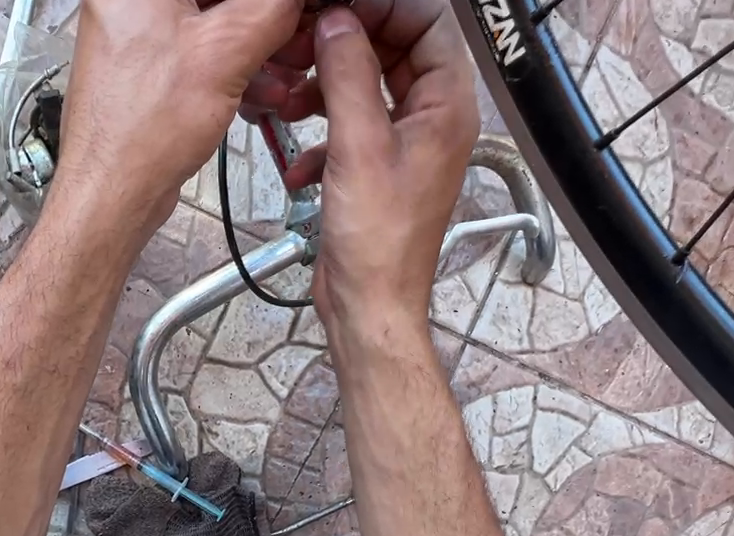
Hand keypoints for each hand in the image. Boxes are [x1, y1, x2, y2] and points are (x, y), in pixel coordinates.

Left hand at [55, 0, 302, 235]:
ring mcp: (137, 37)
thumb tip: (294, 1)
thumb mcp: (223, 54)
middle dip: (265, 19)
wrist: (111, 196)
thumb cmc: (141, 132)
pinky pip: (199, 57)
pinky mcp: (148, 74)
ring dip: (258, 48)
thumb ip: (269, 10)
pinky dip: (233, 71)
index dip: (265, 1)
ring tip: (289, 72)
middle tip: (297, 39)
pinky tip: (264, 94)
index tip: (292, 12)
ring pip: (211, 25)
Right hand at [255, 0, 479, 323]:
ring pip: (364, 93)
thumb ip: (348, 75)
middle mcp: (430, 122)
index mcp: (445, 106)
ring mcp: (403, 150)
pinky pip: (348, 136)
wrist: (369, 308)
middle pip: (391, 52)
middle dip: (343, 47)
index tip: (331, 10)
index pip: (426, 21)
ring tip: (288, 103)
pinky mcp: (375, 176)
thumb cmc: (377, 241)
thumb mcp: (359, 147)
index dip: (380, 8)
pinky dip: (320, 143)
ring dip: (323, 92)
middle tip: (299, 46)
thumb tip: (336, 21)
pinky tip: (299, 167)